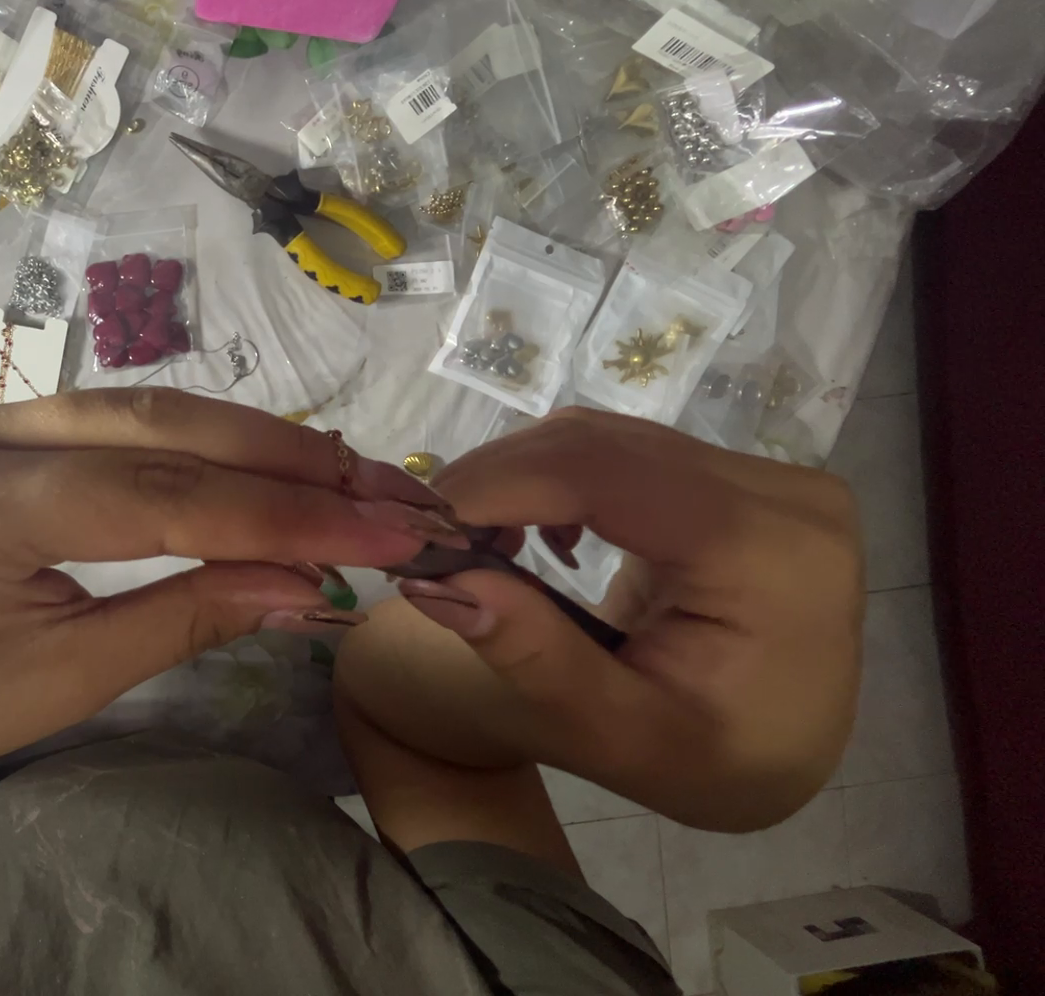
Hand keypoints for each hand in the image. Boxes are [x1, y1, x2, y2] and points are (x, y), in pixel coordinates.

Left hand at [0, 388, 459, 765]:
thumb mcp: (74, 674)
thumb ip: (192, 614)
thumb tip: (314, 585)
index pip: (155, 498)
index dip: (279, 517)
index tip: (385, 533)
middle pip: (161, 432)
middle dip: (286, 465)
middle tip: (390, 493)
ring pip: (151, 412)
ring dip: (258, 444)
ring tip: (352, 478)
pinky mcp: (10, 420)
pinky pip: (127, 420)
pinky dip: (208, 443)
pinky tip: (273, 459)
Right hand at [343, 408, 862, 831]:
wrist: (761, 749)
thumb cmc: (698, 754)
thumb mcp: (613, 736)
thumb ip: (534, 658)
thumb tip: (437, 582)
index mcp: (774, 558)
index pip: (610, 479)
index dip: (499, 488)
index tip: (414, 529)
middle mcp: (778, 496)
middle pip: (592, 447)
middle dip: (488, 484)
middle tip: (422, 543)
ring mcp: (752, 477)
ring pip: (587, 438)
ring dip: (505, 481)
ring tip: (464, 545)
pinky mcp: (720, 476)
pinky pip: (601, 450)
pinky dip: (534, 481)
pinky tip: (520, 534)